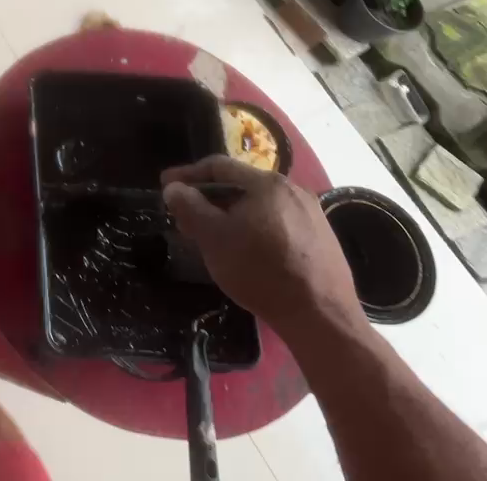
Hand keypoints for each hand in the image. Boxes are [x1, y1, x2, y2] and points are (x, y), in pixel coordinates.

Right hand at [161, 156, 363, 343]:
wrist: (322, 319)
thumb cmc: (261, 271)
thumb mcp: (214, 237)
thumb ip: (189, 206)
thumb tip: (175, 188)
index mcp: (267, 184)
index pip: (218, 166)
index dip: (187, 174)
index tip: (165, 187)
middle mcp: (293, 191)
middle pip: (239, 185)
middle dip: (208, 199)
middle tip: (186, 217)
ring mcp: (312, 216)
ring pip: (258, 206)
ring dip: (230, 215)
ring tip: (213, 236)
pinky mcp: (321, 240)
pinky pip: (277, 223)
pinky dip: (253, 228)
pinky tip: (245, 250)